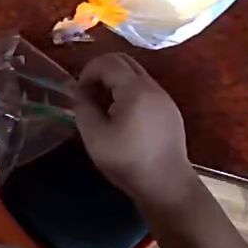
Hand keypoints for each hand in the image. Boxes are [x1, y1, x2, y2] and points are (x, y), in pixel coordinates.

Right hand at [73, 53, 203, 214]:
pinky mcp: (170, 111)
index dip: (88, 71)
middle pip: (124, 62)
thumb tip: (77, 89)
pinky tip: (122, 118)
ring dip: (115, 83)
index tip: (79, 93)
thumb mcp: (95, 135)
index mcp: (135, 89)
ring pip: (136, 75)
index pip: (108, 61)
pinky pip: (145, 89)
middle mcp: (153, 87)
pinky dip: (128, 93)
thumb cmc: (127, 161)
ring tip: (103, 108)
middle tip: (89, 95)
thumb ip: (83, 106)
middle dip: (101, 72)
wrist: (167, 186)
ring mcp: (165, 98)